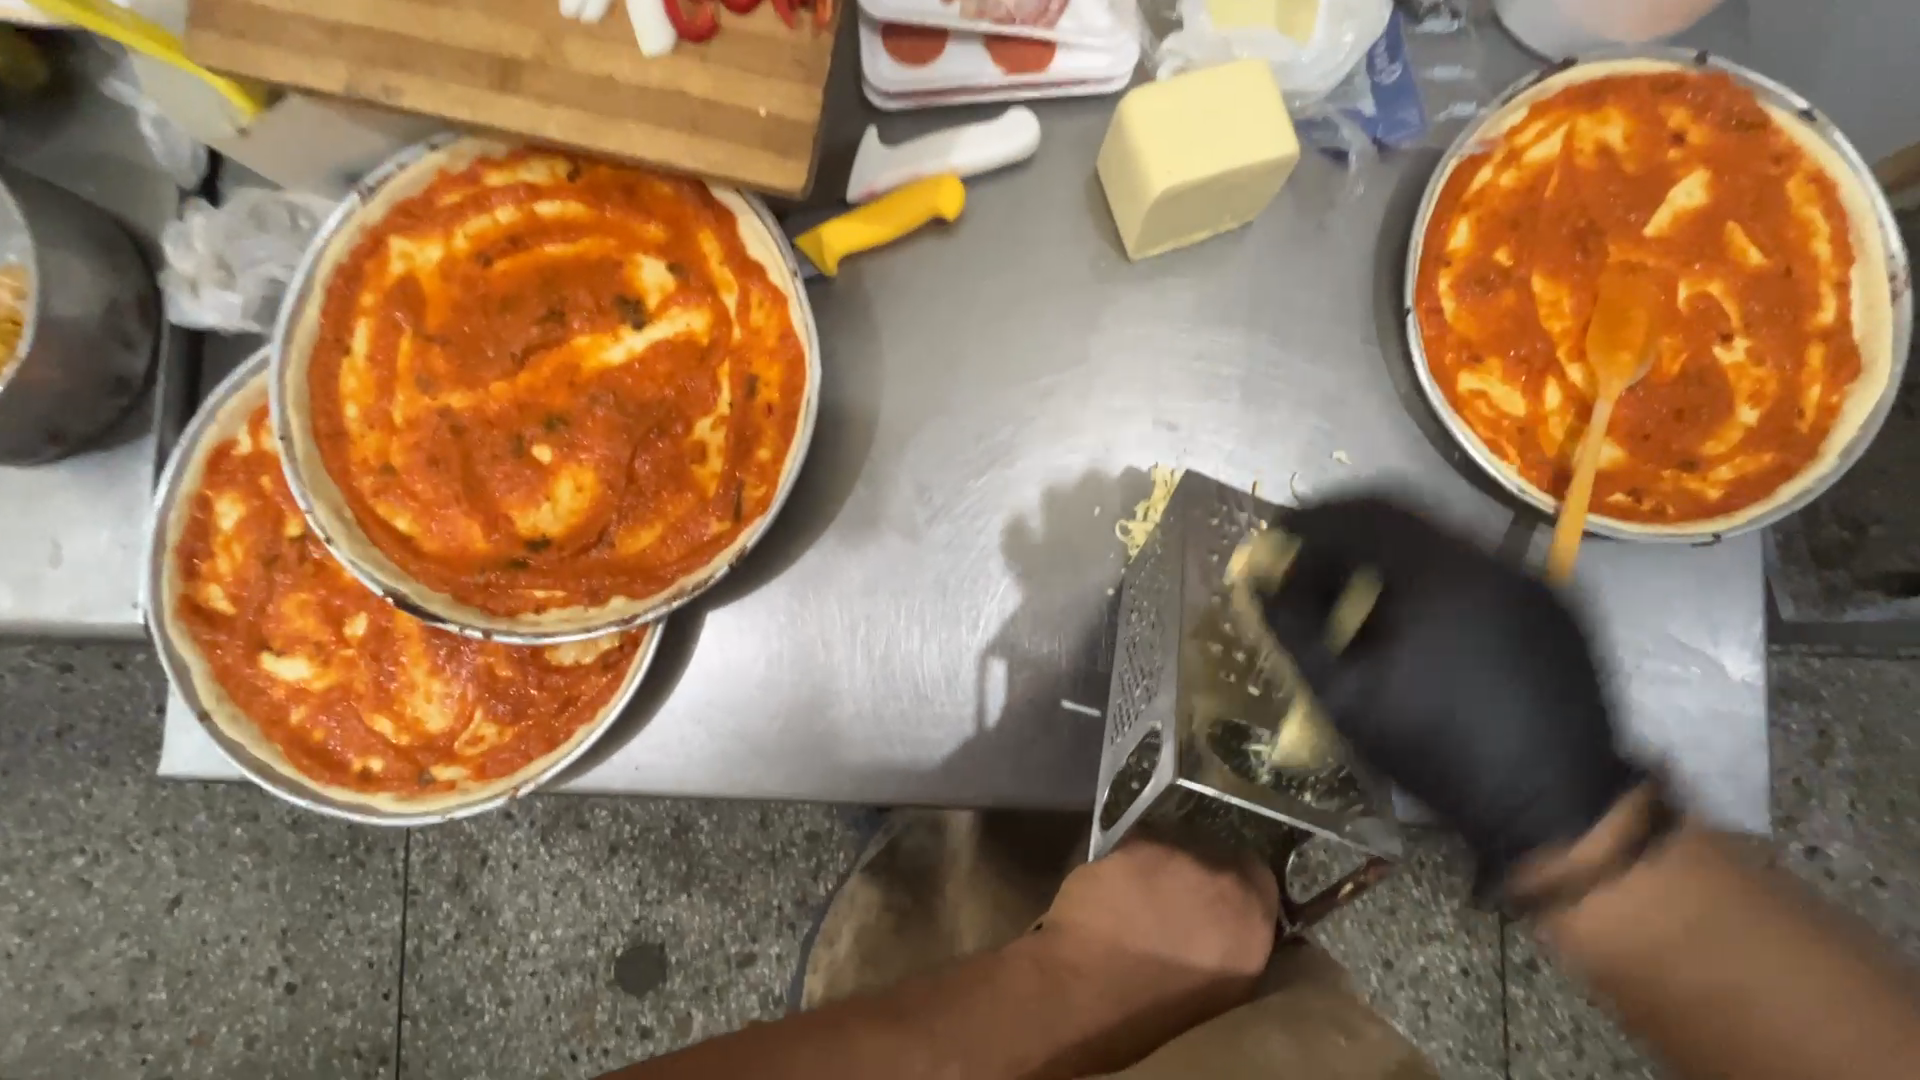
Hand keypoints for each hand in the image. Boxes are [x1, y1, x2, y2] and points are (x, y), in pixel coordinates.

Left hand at [1038, 840, 1277, 1000]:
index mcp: (1255, 923)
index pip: (1257, 877)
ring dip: (1160, 862)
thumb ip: (1231, 939)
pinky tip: (1112, 883)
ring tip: (1137, 890)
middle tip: (1172, 892)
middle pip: (1215, 854)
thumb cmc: (1156, 1006)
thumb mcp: (1221, 984)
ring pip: (1174, 844)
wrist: (1094, 988)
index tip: (1213, 892)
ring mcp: (1181, 856)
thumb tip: (1223, 921)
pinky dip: (1125, 860)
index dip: (1233, 881)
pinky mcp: (1139, 841)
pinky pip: (1137, 844)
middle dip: (1196, 869)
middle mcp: (1226, 880)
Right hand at [1264, 496, 1638, 893]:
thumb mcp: (1344, 697)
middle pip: (1401, 519)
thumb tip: (1258, 583)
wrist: (1556, 808)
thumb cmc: (1435, 752)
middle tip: (1310, 563)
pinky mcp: (1554, 605)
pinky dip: (1430, 579)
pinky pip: (1477, 570)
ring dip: (1387, 557)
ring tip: (1356, 595)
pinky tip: (1415, 620)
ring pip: (1440, 542)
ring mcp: (1532, 580)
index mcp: (1439, 575)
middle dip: (1345, 535)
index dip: (1310, 519)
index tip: (1277, 536)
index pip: (1361, 514)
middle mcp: (1492, 560)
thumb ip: (1294, 629)